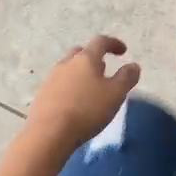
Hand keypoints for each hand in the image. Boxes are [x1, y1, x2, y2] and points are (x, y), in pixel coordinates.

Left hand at [25, 35, 140, 151]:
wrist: (48, 134)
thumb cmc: (87, 110)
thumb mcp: (116, 94)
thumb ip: (127, 77)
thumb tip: (133, 66)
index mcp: (86, 59)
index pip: (100, 41)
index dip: (113, 43)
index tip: (123, 51)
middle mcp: (66, 64)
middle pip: (81, 53)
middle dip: (94, 57)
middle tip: (104, 69)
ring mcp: (51, 79)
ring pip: (69, 69)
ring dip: (81, 73)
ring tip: (91, 89)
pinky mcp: (42, 96)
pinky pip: (60, 85)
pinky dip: (70, 88)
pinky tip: (75, 104)